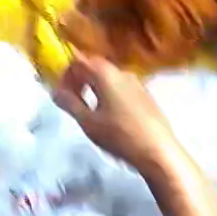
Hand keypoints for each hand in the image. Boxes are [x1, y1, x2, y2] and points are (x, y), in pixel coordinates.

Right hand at [54, 54, 190, 179]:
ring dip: (93, 87)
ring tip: (89, 108)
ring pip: (108, 77)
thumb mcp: (87, 122)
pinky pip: (121, 87)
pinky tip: (109, 115)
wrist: (161, 154)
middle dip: (79, 79)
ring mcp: (137, 83)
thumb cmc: (120, 135)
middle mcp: (121, 72)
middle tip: (71, 100)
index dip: (65, 75)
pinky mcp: (147, 96)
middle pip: (94, 66)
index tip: (61, 93)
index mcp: (105, 74)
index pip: (78, 61)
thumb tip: (55, 91)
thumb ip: (69, 103)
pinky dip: (109, 93)